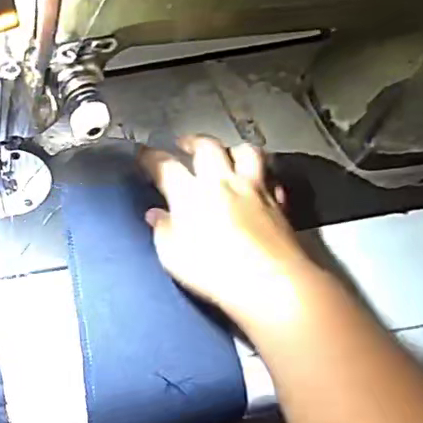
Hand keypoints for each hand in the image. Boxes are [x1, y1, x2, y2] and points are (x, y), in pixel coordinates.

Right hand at [140, 135, 322, 337]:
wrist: (268, 281)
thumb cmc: (214, 271)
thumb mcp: (173, 255)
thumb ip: (162, 230)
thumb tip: (156, 216)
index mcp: (189, 194)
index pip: (165, 166)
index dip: (151, 158)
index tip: (144, 156)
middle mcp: (222, 183)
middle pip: (207, 147)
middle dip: (193, 141)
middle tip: (185, 144)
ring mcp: (254, 190)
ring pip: (246, 152)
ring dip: (232, 149)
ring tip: (226, 154)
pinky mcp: (278, 204)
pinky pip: (270, 178)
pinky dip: (261, 176)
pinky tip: (258, 184)